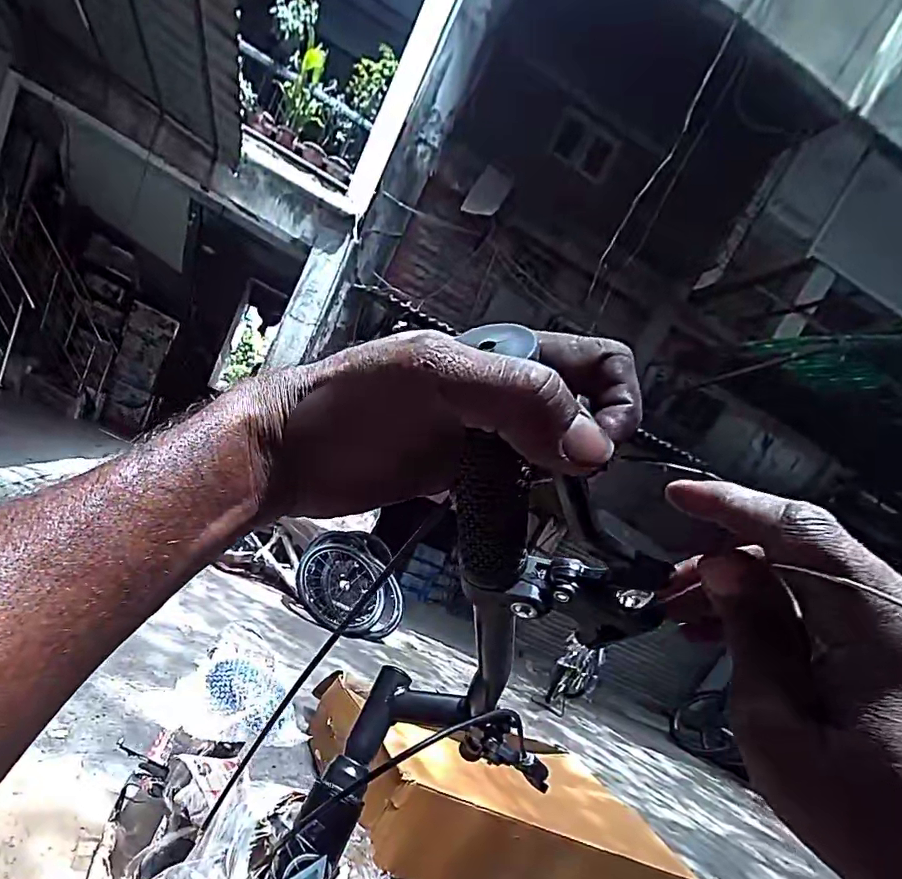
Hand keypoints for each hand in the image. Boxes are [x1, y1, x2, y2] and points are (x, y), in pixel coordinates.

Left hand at [234, 330, 640, 518]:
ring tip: (523, 490)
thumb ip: (517, 398)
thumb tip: (591, 444)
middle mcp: (493, 391)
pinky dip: (516, 494)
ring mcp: (472, 434)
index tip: (595, 445)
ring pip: (543, 450)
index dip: (612, 400)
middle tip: (554, 474)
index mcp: (498, 353)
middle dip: (584, 443)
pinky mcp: (450, 471)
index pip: (594, 362)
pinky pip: (504, 481)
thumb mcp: (436, 381)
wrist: (289, 454)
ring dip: (552, 473)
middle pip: (575, 410)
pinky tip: (498, 502)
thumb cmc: (345, 405)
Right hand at [660, 481, 901, 878]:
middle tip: (672, 594)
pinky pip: (868, 610)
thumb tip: (724, 564)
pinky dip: (809, 616)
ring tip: (702, 620)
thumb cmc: (863, 823)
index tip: (679, 493)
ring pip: (840, 585)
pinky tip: (762, 637)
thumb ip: (753, 634)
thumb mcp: (776, 729)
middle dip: (736, 569)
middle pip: (820, 561)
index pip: (810, 537)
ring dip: (767, 595)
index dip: (735, 508)